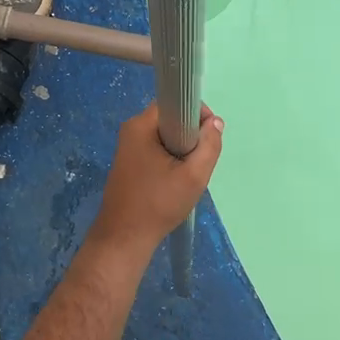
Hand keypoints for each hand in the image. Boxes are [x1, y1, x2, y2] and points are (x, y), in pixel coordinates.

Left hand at [90, 104, 223, 255]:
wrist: (124, 237)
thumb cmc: (158, 204)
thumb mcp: (193, 176)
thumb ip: (209, 146)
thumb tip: (215, 122)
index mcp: (141, 125)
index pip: (174, 103)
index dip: (196, 114)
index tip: (209, 135)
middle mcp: (131, 129)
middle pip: (169, 119)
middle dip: (190, 135)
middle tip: (200, 160)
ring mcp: (127, 146)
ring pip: (164, 136)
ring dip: (180, 150)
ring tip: (188, 174)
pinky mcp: (128, 162)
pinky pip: (155, 149)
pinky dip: (169, 159)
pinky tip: (174, 182)